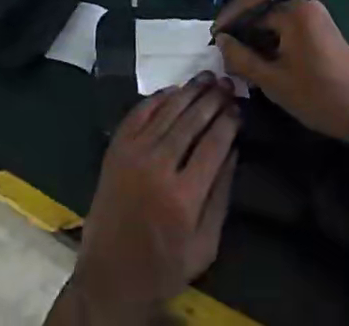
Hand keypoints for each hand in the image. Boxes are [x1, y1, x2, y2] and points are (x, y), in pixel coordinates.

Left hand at [54, 73, 239, 323]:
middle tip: (227, 83)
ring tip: (205, 77)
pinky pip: (138, 114)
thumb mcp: (205, 244)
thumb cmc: (164, 265)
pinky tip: (173, 91)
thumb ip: (220, 196)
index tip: (239, 108)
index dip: (228, 122)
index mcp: (184, 196)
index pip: (213, 145)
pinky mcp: (115, 149)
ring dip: (187, 92)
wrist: (110, 271)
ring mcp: (132, 154)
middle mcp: (157, 167)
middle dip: (211, 100)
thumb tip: (233, 151)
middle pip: (190, 122)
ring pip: (165, 112)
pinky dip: (156, 99)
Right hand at [215, 0, 348, 144]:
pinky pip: (288, 27)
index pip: (249, 7)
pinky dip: (272, 39)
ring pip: (273, 20)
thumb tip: (221, 41)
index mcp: (294, 12)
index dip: (227, 22)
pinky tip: (263, 59)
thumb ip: (241, 57)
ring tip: (241, 59)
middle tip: (225, 52)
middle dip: (241, 30)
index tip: (213, 41)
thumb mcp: (272, 81)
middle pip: (261, 10)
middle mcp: (305, 5)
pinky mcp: (322, 29)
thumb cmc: (317, 96)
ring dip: (255, 36)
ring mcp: (316, 17)